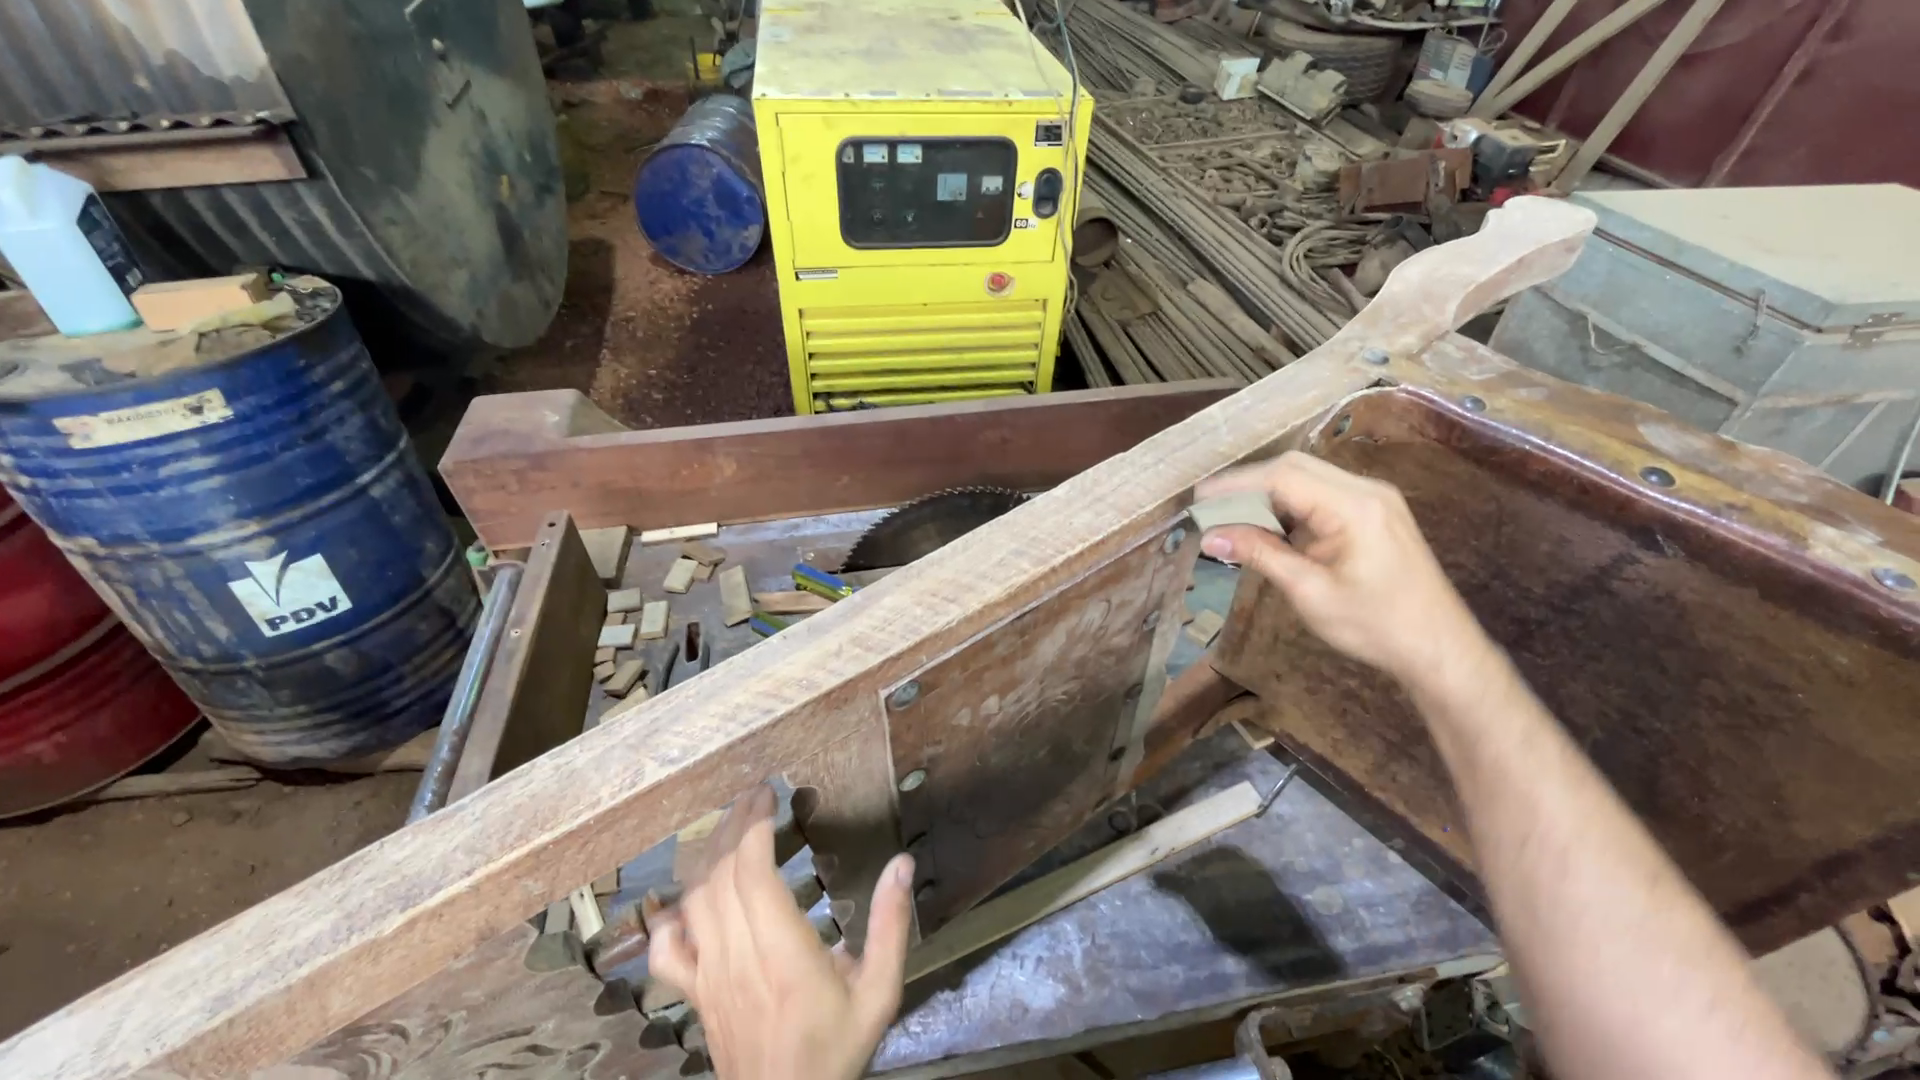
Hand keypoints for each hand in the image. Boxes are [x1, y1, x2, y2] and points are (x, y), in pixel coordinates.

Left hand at [646, 784, 915, 1079]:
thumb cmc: (836, 1047)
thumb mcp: (880, 993)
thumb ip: (890, 927)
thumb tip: (901, 864)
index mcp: (784, 952)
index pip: (753, 873)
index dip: (755, 825)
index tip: (769, 794)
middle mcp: (737, 957)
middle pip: (720, 875)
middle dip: (734, 825)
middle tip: (755, 797)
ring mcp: (708, 977)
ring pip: (694, 901)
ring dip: (709, 855)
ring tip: (732, 827)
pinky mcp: (694, 995)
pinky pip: (667, 949)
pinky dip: (670, 914)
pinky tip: (687, 895)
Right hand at [1195, 451, 1488, 684]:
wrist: (1438, 647)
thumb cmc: (1375, 626)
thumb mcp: (1310, 593)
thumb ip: (1261, 555)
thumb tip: (1211, 536)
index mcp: (1354, 507)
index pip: (1283, 477)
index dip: (1235, 484)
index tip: (1198, 499)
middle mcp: (1366, 490)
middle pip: (1294, 467)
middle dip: (1248, 485)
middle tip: (1210, 509)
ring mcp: (1373, 498)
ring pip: (1306, 477)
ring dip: (1266, 495)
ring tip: (1230, 519)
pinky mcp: (1372, 512)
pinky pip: (1320, 494)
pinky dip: (1288, 505)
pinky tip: (1267, 527)